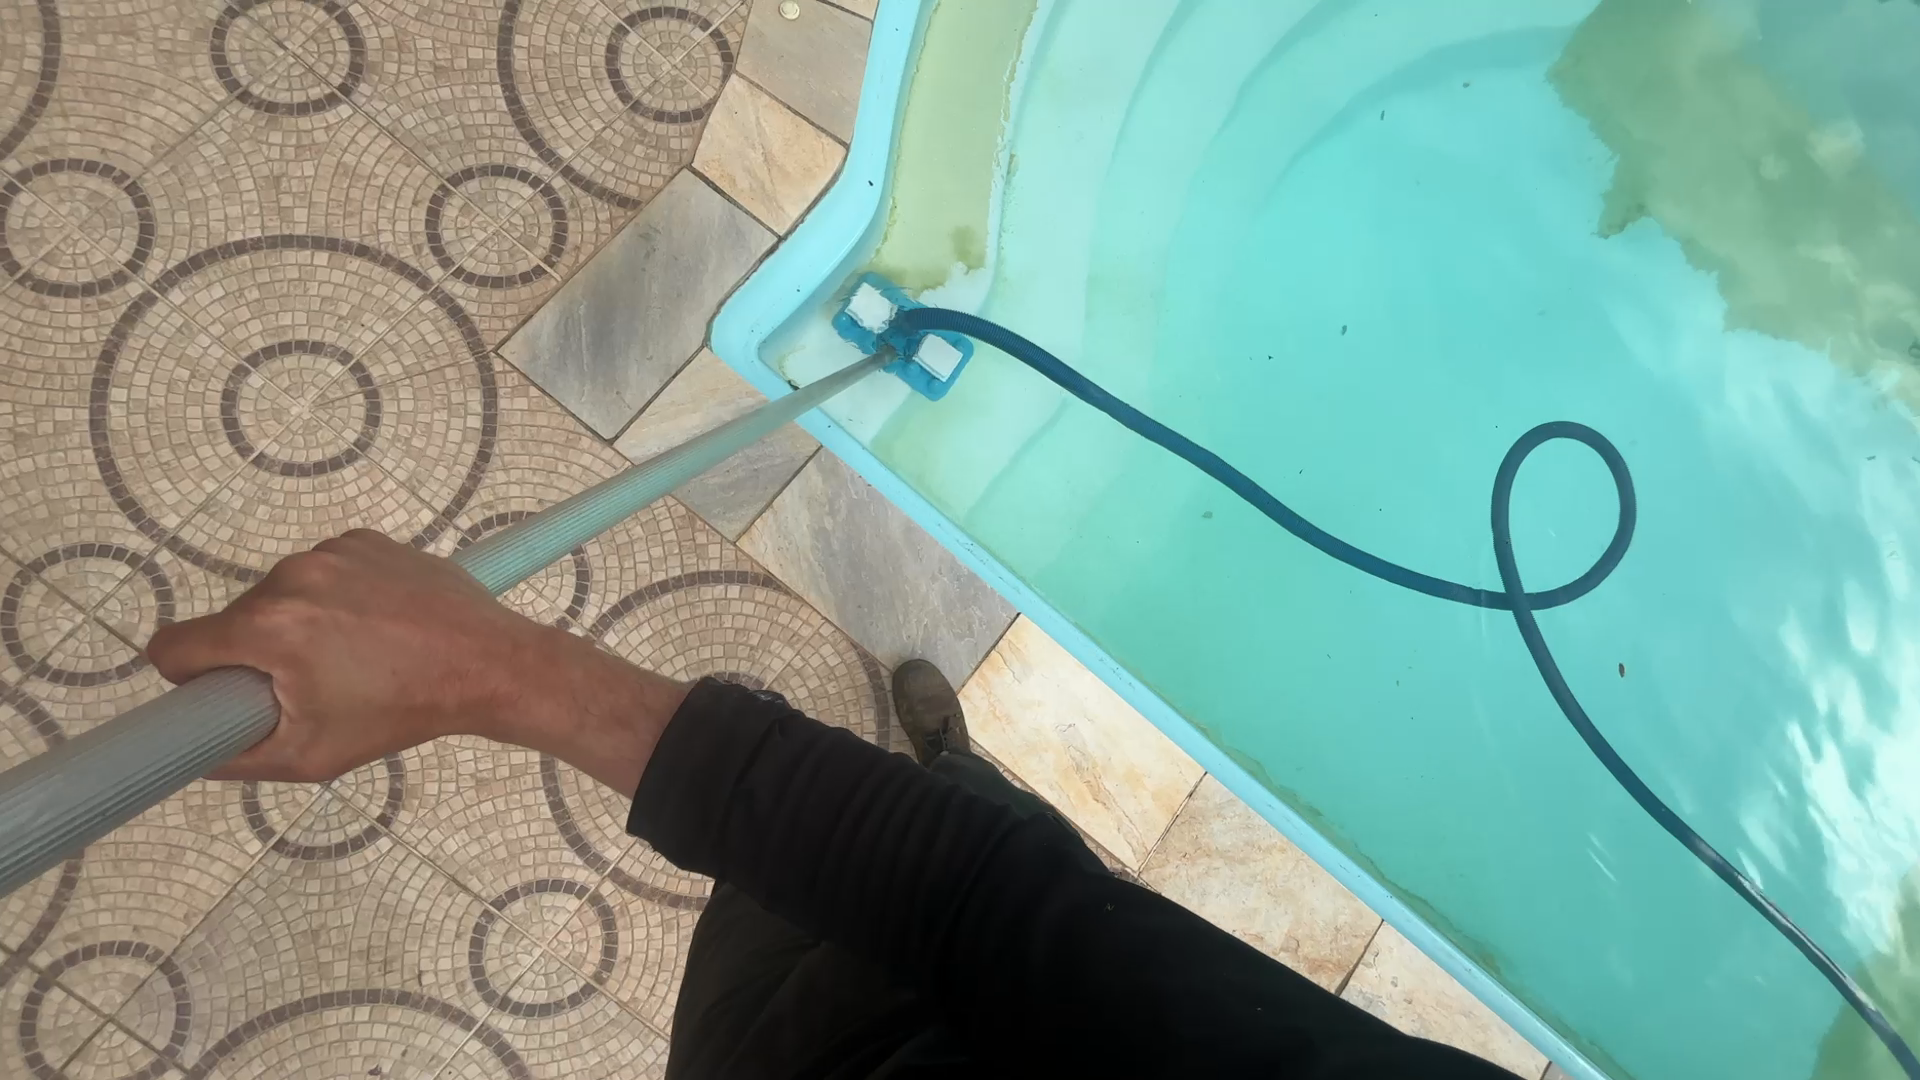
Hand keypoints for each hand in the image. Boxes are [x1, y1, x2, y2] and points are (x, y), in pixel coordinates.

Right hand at [146, 529, 688, 792]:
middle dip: (264, 651)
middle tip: (326, 677)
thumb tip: (196, 744)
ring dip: (306, 619)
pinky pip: (330, 570)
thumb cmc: (408, 711)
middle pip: (238, 618)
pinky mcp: (375, 542)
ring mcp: (340, 551)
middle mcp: (296, 575)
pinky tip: (383, 619)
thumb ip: (234, 756)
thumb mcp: (311, 755)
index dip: (196, 677)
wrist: (494, 664)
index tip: (238, 692)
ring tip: (365, 649)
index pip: (176, 646)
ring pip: (285, 592)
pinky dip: (343, 592)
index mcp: (270, 626)